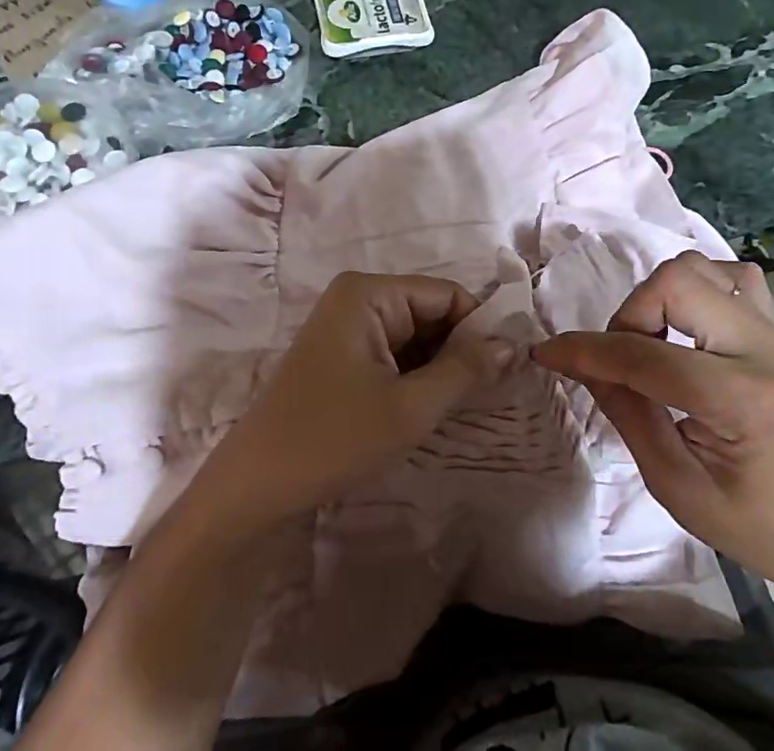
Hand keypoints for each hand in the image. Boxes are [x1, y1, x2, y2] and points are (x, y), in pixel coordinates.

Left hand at [186, 271, 513, 535]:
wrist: (260, 481)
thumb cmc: (335, 438)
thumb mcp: (411, 406)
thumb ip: (466, 370)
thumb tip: (513, 344)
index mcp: (368, 293)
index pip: (447, 294)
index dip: (481, 329)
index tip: (511, 372)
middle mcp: (355, 298)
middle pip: (430, 312)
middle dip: (459, 351)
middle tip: (486, 398)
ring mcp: (345, 326)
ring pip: (414, 337)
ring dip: (438, 369)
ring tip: (456, 408)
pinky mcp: (340, 355)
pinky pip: (392, 354)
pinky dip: (415, 378)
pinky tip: (425, 409)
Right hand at [532, 252, 773, 596]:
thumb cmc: (751, 525)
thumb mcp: (672, 482)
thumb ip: (624, 410)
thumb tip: (578, 361)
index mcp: (745, 402)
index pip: (644, 353)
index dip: (584, 350)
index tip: (545, 354)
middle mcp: (769, 353)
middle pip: (676, 283)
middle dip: (628, 316)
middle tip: (619, 361)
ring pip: (701, 270)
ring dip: (657, 298)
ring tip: (651, 343)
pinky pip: (731, 279)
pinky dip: (692, 291)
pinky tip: (682, 327)